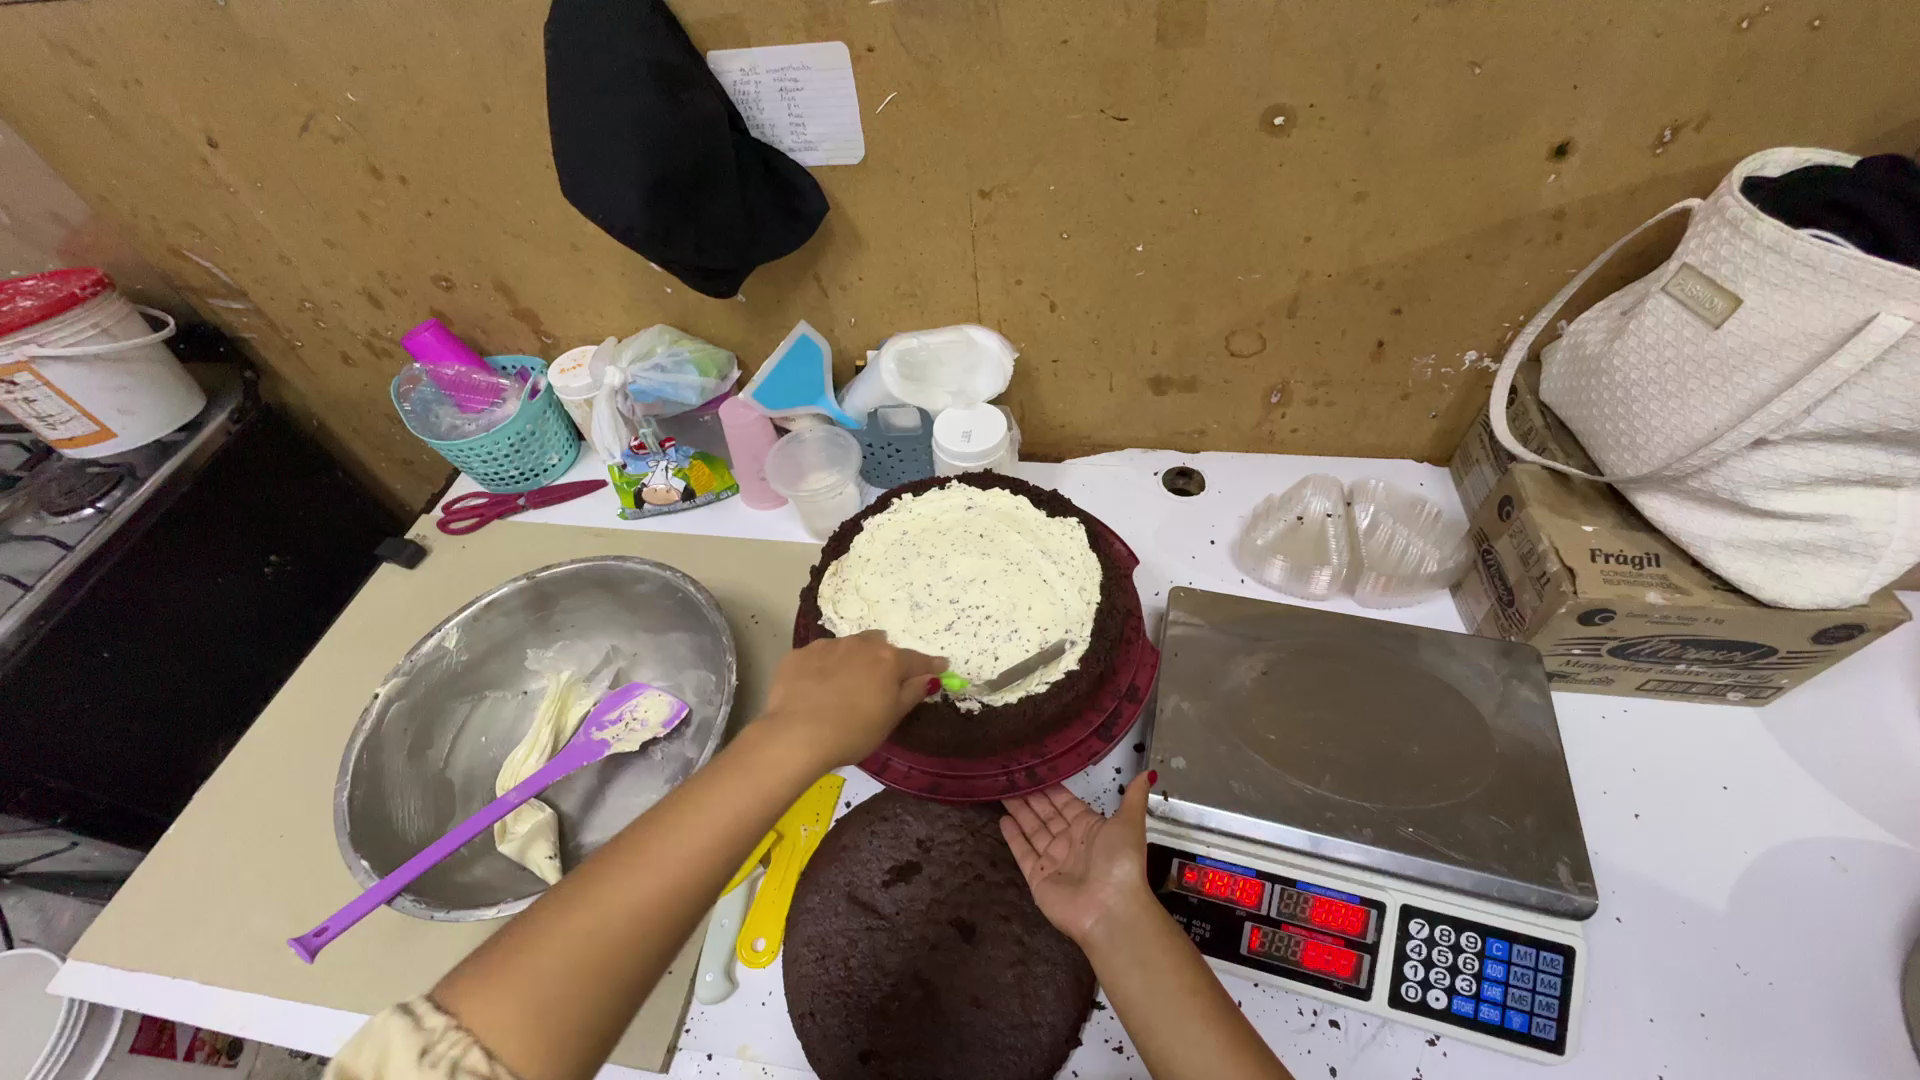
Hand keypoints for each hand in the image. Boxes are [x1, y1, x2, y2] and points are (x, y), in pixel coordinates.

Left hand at [759, 630, 945, 769]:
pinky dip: (821, 669)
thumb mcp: (890, 719)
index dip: (929, 665)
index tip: (940, 665)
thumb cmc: (853, 732)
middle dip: (883, 658)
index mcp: (887, 660)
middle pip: (878, 645)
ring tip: (842, 687)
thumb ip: (911, 693)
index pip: (916, 661)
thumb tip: (929, 677)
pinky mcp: (798, 655)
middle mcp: (859, 645)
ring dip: (851, 661)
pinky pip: (817, 658)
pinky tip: (815, 690)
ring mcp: (825, 647)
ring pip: (847, 647)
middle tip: (878, 682)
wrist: (796, 735)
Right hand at [1001, 771, 1156, 947]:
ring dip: (1019, 812)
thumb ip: (1133, 797)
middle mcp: (1070, 842)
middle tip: (1012, 778)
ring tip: (1002, 793)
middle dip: (1031, 797)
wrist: (1111, 910)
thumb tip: (1149, 772)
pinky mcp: (1038, 878)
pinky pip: (1023, 853)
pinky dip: (1013, 837)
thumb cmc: (1120, 863)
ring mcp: (1053, 860)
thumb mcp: (1130, 823)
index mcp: (1090, 828)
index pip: (1066, 803)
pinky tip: (1003, 820)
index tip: (1035, 771)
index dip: (1051, 788)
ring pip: (1032, 830)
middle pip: (1046, 814)